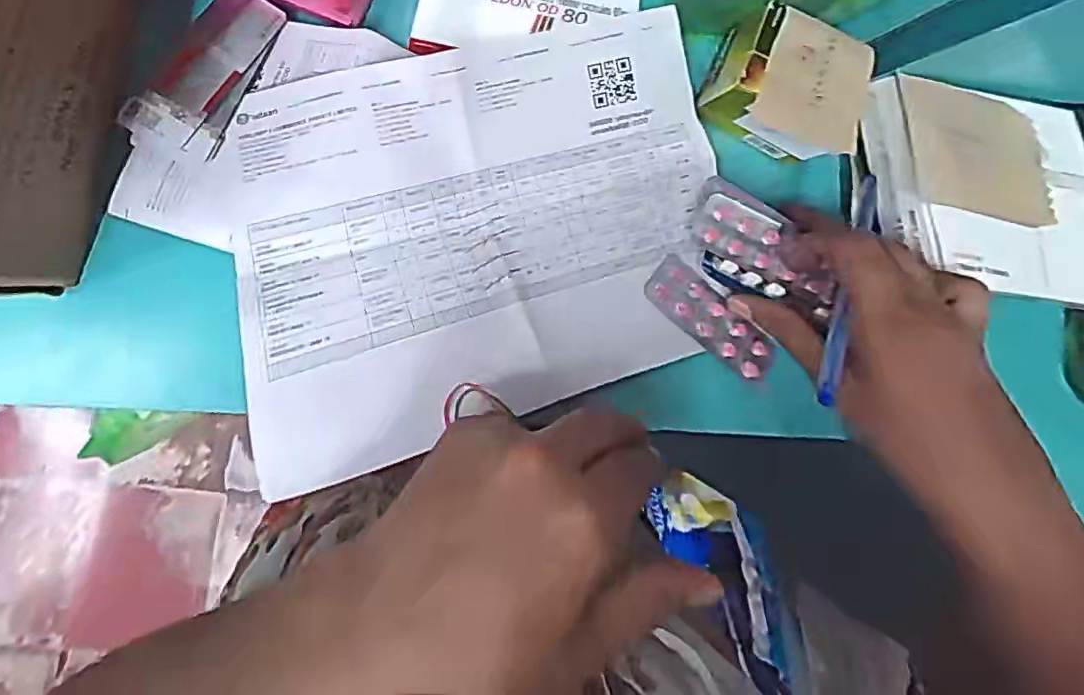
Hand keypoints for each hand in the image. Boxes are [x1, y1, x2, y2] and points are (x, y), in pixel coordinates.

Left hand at [326, 408, 721, 694]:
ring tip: (556, 485)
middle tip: (622, 464)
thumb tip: (703, 578)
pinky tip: (506, 484)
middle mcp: (547, 462)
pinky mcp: (460, 433)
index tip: (649, 486)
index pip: (641, 467)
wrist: (380, 624)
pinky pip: (509, 426)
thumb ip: (642, 600)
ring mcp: (499, 440)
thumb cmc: (486, 658)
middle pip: (604, 425)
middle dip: (621, 439)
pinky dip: (521, 445)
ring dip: (569, 444)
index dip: (650, 474)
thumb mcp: (577, 650)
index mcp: (586, 517)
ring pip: (556, 425)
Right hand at [739, 213, 1083, 694]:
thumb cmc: (903, 438)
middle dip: (834, 236)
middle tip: (795, 248)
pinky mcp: (972, 330)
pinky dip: (919, 273)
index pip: (851, 248)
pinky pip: (948, 282)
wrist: (989, 486)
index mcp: (889, 313)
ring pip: (910, 258)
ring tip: (836, 267)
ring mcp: (955, 314)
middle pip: (878, 246)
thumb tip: (740, 300)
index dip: (814, 229)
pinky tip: (902, 293)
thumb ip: (791, 334)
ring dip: (869, 251)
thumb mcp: (838, 384)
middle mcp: (926, 302)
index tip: (781, 227)